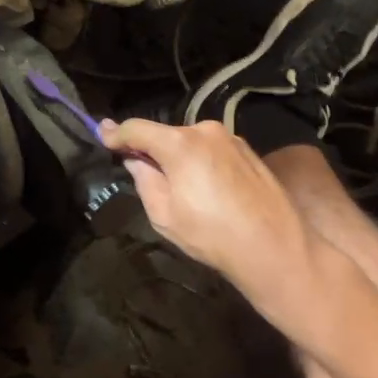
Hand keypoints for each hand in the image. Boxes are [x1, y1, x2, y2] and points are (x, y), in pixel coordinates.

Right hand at [101, 118, 342, 335]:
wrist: (275, 248)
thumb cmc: (212, 234)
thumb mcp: (164, 214)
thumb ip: (144, 180)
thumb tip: (136, 161)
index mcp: (179, 143)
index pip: (137, 128)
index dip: (116, 133)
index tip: (102, 136)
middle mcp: (205, 131)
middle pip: (166, 134)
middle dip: (152, 149)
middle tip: (144, 174)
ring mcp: (231, 139)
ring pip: (191, 142)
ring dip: (179, 156)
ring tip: (183, 189)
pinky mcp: (249, 151)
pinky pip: (213, 150)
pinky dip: (202, 162)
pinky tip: (209, 190)